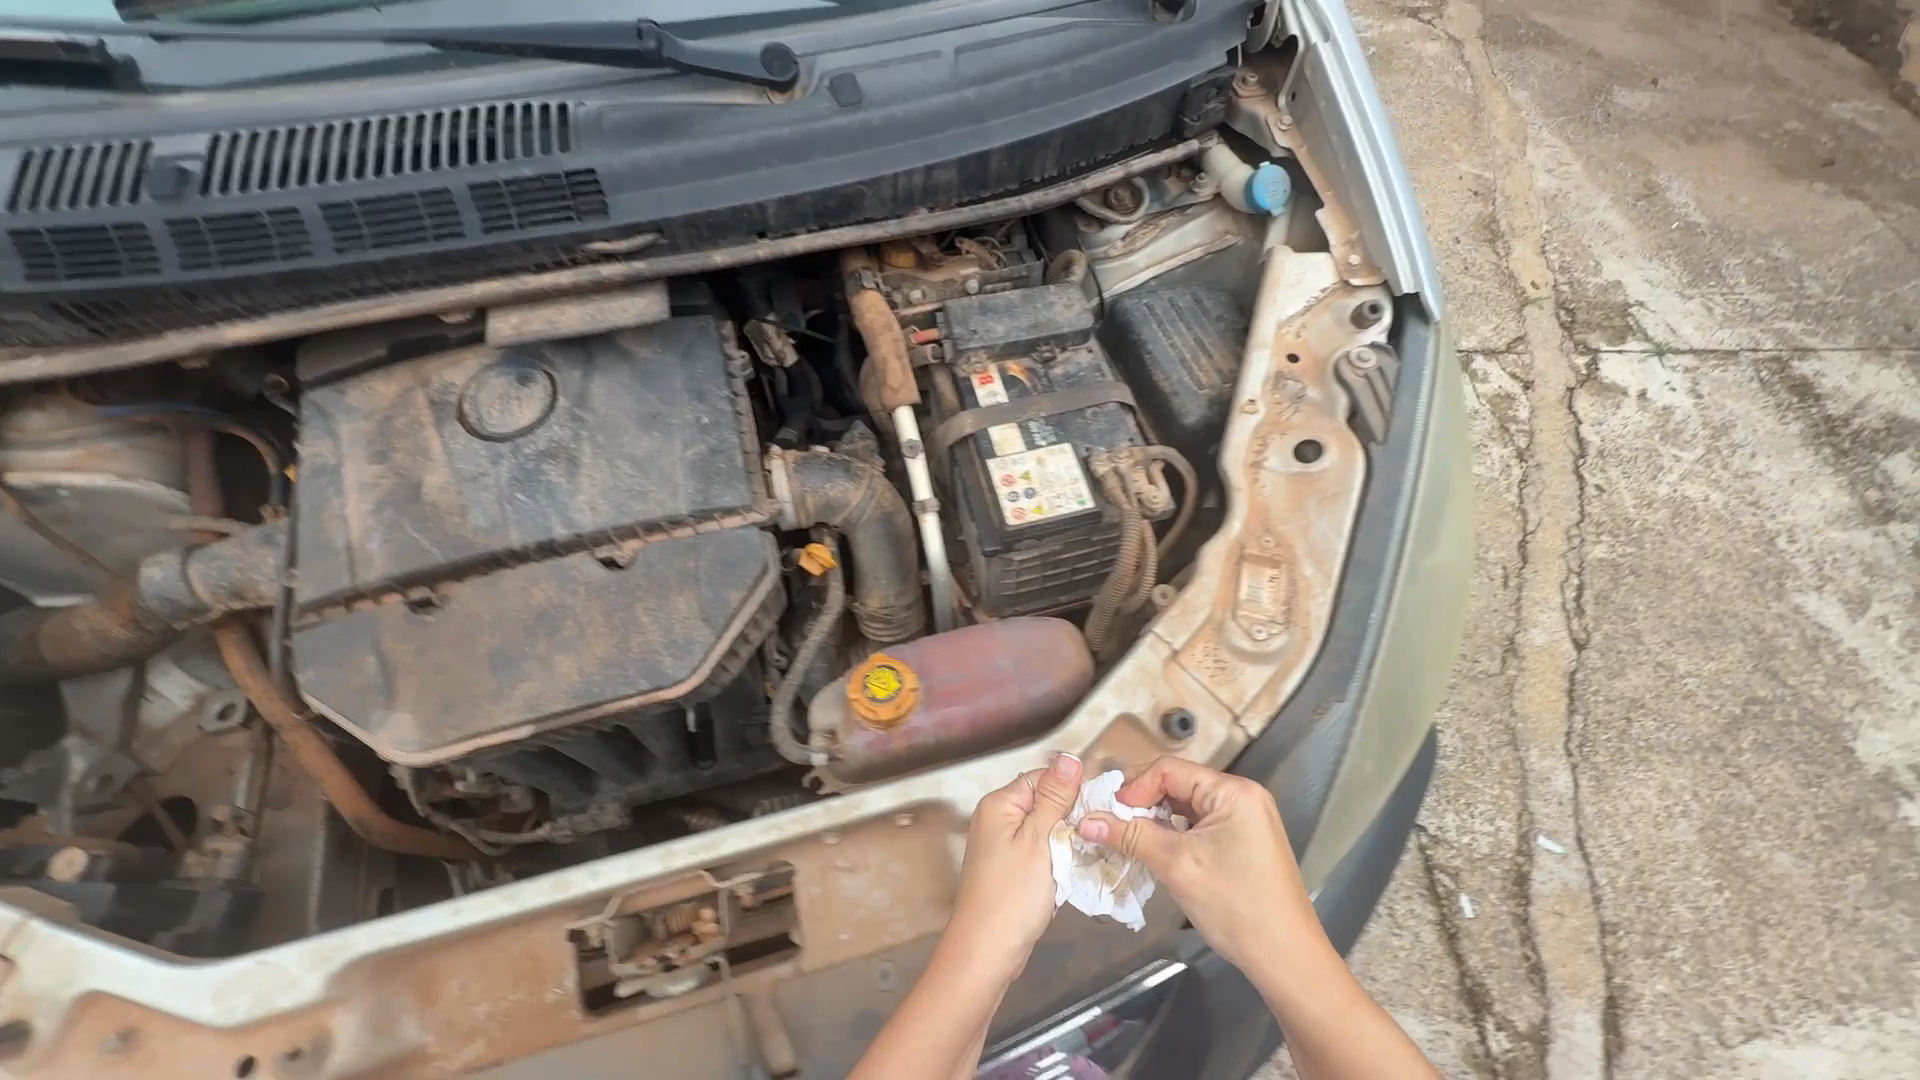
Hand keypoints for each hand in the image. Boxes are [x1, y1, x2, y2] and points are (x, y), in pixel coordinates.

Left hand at [946, 752, 1083, 975]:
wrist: (987, 951)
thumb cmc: (1013, 894)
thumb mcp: (1039, 840)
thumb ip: (1055, 798)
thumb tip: (1070, 757)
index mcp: (1000, 803)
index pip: (1044, 778)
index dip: (1073, 789)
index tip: (1102, 806)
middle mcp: (998, 817)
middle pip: (1045, 801)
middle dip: (1072, 815)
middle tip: (1102, 830)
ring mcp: (1003, 844)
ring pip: (1046, 828)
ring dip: (1068, 839)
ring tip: (1093, 849)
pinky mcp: (1012, 868)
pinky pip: (1041, 850)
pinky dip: (1058, 858)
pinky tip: (1076, 869)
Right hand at [1075, 756, 1322, 973]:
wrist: (1286, 959)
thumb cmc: (1234, 905)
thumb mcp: (1176, 865)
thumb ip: (1130, 836)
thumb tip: (1085, 821)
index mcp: (1233, 791)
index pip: (1169, 769)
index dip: (1135, 788)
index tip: (1109, 814)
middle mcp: (1243, 795)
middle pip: (1178, 784)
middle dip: (1143, 804)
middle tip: (1114, 827)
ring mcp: (1247, 818)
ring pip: (1187, 805)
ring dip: (1157, 820)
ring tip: (1131, 840)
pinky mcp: (1245, 840)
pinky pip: (1200, 824)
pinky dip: (1176, 834)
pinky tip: (1158, 851)